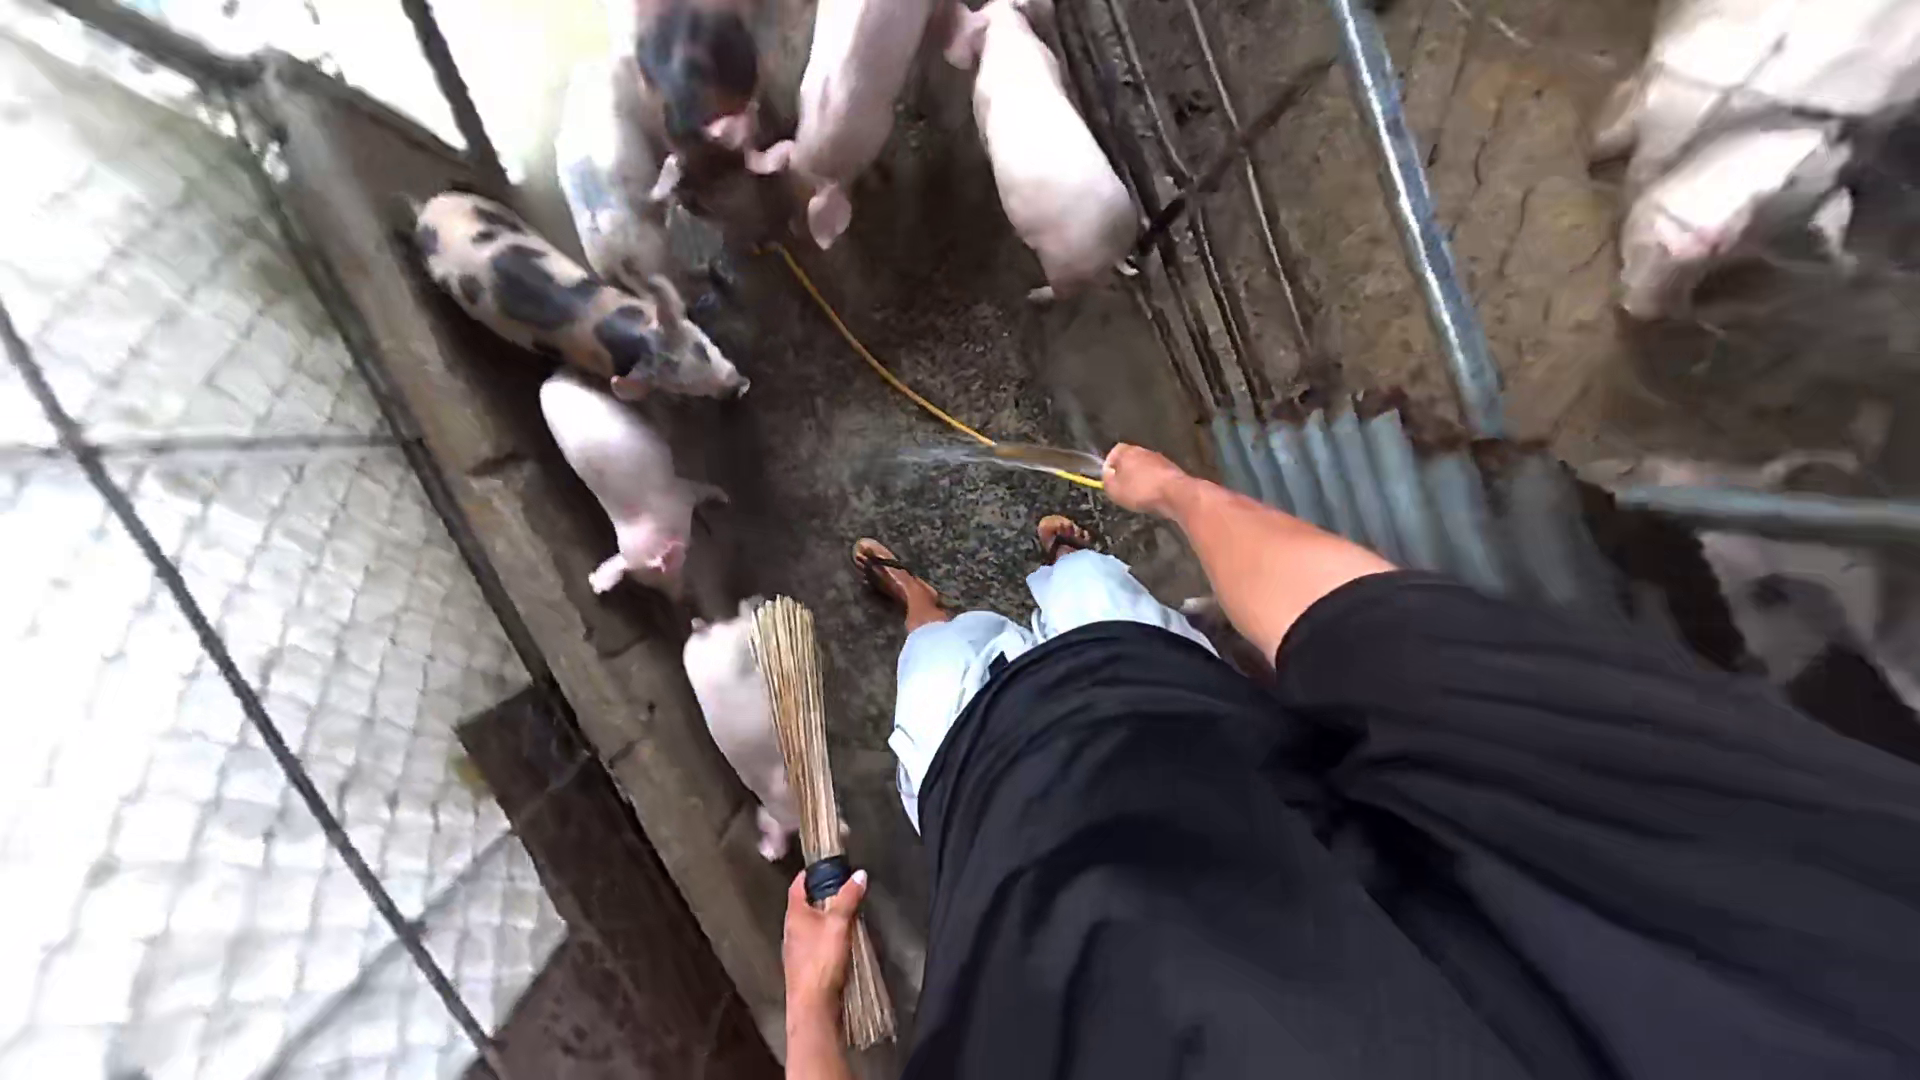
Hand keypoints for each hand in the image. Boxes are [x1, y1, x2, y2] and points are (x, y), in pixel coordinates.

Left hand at [783, 867, 867, 1015]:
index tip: (821, 866)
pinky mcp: (802, 968)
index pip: (797, 885)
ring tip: (842, 911)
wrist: (812, 1007)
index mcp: (794, 915)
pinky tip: (837, 940)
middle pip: (803, 905)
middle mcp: (790, 931)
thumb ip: (849, 897)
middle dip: (819, 894)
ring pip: (808, 925)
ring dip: (822, 916)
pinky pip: (812, 943)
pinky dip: (823, 935)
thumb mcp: (839, 922)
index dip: (808, 873)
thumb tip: (860, 874)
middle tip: (838, 886)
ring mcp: (794, 951)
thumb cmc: (821, 959)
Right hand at [1103, 443, 1192, 517]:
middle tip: (1123, 488)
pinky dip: (1154, 483)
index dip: (1109, 465)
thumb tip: (1108, 474)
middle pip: (1130, 459)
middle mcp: (1144, 450)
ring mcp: (1160, 459)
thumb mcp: (1113, 489)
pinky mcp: (1173, 469)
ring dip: (1141, 477)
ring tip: (1139, 494)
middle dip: (1126, 472)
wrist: (1176, 494)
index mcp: (1127, 451)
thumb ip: (1106, 479)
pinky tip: (1153, 495)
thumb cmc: (1140, 490)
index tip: (1110, 479)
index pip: (1113, 452)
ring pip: (1145, 467)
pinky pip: (1157, 475)